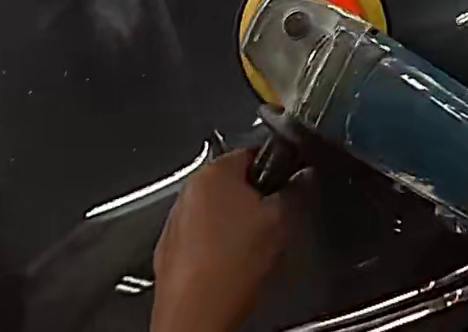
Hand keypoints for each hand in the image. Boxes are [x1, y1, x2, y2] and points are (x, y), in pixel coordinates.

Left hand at [150, 149, 291, 331]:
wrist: (195, 320)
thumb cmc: (234, 264)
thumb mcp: (281, 219)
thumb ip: (295, 189)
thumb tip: (301, 178)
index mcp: (215, 171)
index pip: (253, 152)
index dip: (273, 169)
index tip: (283, 187)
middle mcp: (188, 190)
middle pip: (232, 182)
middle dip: (252, 197)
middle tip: (268, 220)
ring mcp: (173, 222)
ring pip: (214, 209)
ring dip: (231, 221)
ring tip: (248, 247)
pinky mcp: (166, 252)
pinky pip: (198, 236)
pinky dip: (212, 245)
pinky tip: (226, 264)